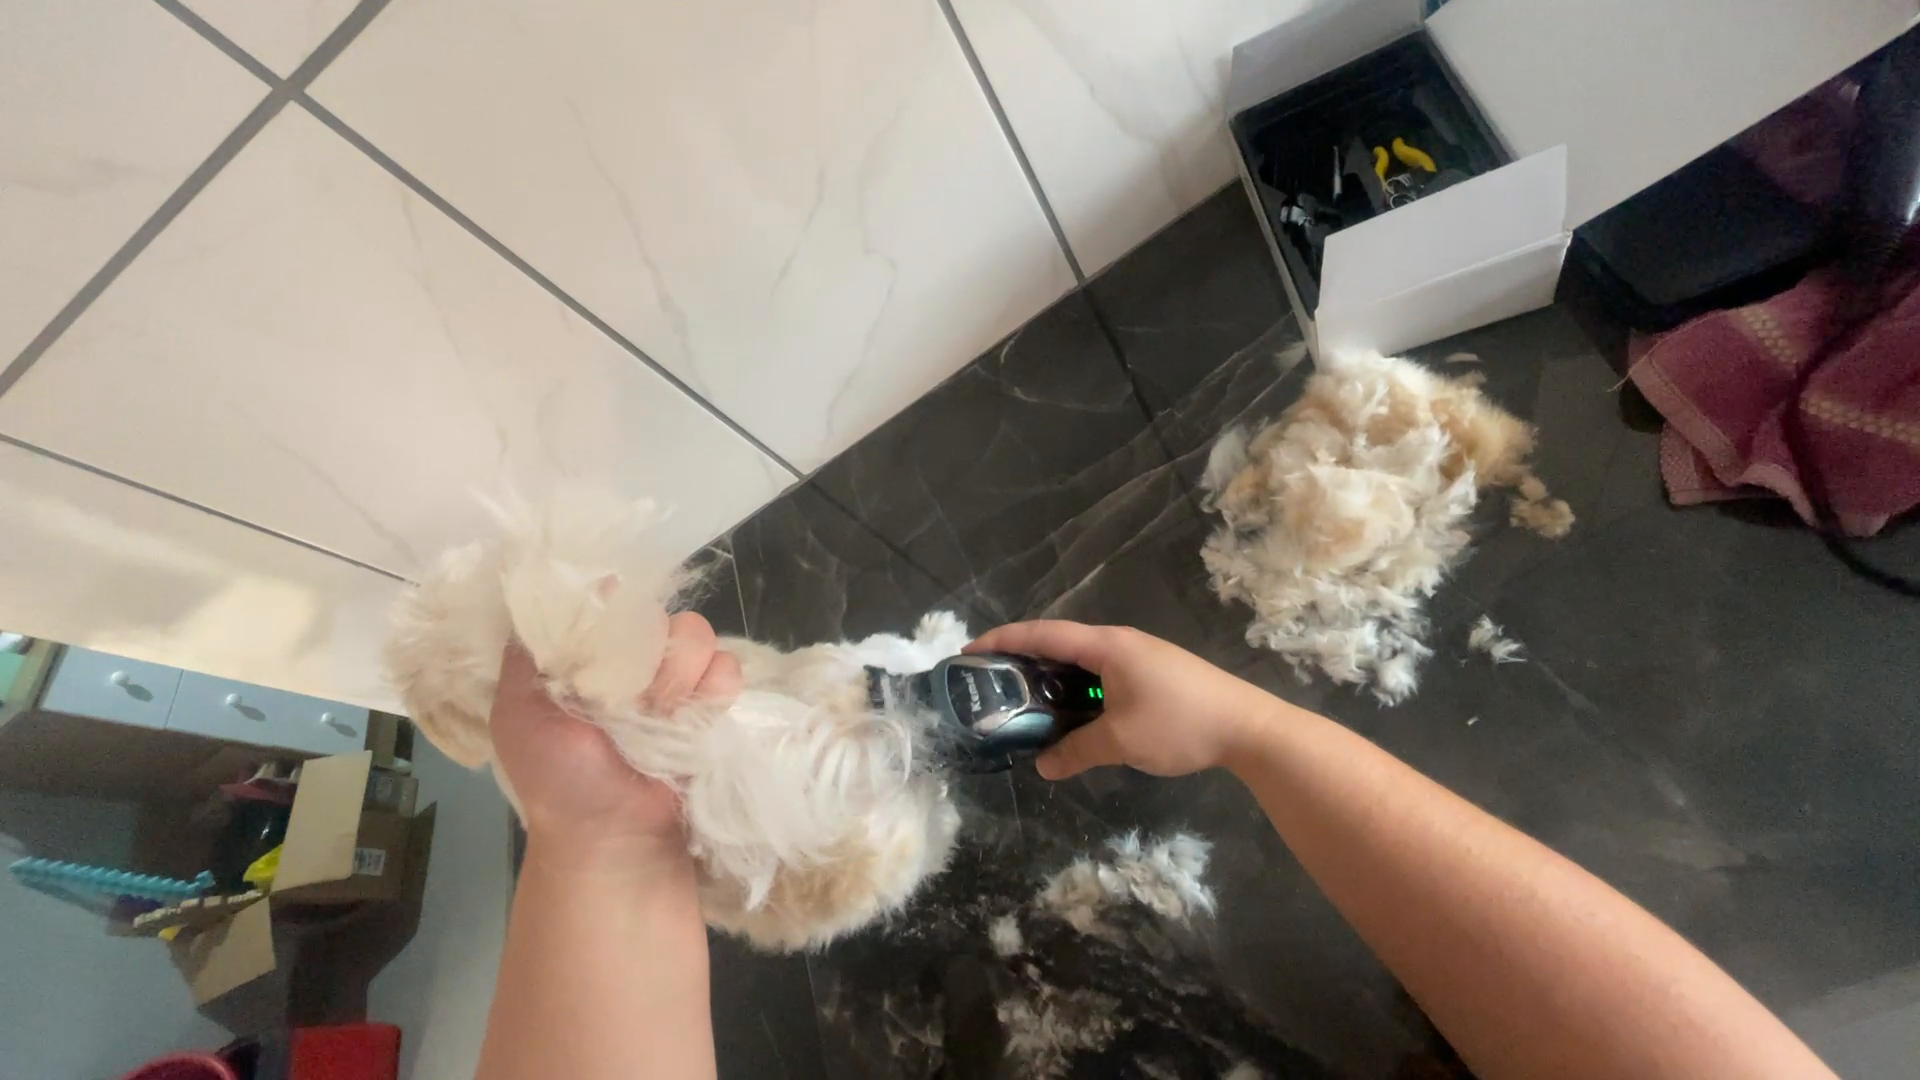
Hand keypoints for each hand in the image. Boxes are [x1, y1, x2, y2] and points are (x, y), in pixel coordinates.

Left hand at [489, 612, 742, 862]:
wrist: (611, 834)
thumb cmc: (558, 777)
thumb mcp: (519, 711)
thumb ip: (530, 651)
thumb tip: (573, 588)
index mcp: (594, 657)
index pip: (618, 603)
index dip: (617, 615)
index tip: (607, 641)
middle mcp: (640, 662)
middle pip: (663, 614)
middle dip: (650, 652)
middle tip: (630, 695)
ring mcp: (681, 681)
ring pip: (699, 637)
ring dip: (679, 676)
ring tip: (659, 714)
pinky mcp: (715, 704)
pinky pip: (728, 669)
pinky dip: (714, 690)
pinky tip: (691, 719)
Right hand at [967, 621, 1289, 780]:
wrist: (1250, 728)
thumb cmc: (1181, 724)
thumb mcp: (1121, 741)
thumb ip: (1076, 751)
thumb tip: (1043, 767)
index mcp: (1107, 646)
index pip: (1043, 633)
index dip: (1003, 640)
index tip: (970, 650)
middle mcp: (1119, 642)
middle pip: (1059, 642)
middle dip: (1022, 658)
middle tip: (991, 681)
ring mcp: (1139, 656)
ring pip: (1081, 659)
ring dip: (1051, 675)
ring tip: (1023, 699)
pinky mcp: (1153, 673)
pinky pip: (1100, 672)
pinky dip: (1076, 686)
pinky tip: (1071, 711)